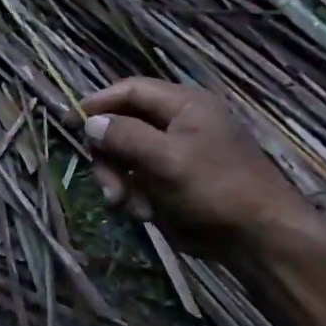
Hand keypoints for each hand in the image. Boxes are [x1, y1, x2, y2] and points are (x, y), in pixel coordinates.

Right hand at [83, 78, 311, 260]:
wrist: (255, 235)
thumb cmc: (215, 187)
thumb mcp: (166, 158)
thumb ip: (126, 136)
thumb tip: (91, 123)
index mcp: (184, 104)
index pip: (130, 91)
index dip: (98, 103)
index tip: (70, 123)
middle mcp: (177, 124)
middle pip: (123, 128)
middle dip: (110, 158)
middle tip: (108, 187)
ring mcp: (174, 155)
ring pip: (126, 160)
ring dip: (120, 183)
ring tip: (130, 206)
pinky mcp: (172, 184)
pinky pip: (138, 183)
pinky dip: (135, 198)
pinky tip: (146, 214)